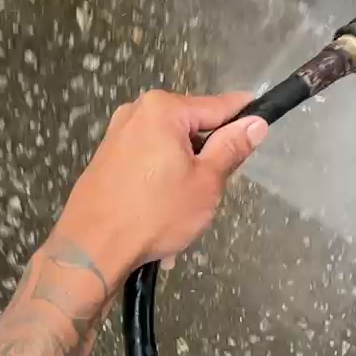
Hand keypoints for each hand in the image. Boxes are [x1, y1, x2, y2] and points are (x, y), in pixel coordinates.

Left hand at [0, 89, 266, 355]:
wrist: (92, 249)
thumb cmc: (155, 213)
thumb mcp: (207, 182)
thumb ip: (231, 148)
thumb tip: (255, 123)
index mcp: (163, 110)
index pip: (217, 106)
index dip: (243, 116)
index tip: (263, 118)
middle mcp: (136, 113)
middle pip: (191, 130)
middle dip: (206, 160)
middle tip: (214, 193)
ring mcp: (117, 137)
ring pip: (170, 153)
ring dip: (184, 181)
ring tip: (184, 218)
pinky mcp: (106, 161)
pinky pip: (148, 168)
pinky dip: (160, 190)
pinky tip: (161, 223)